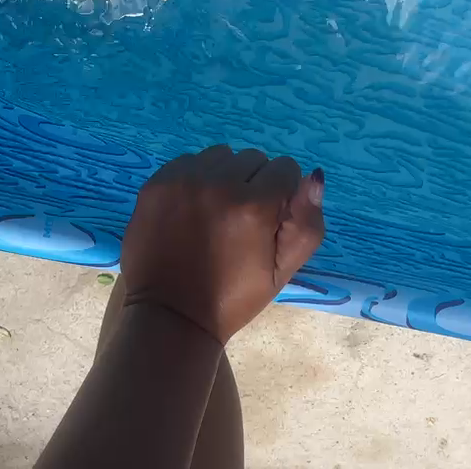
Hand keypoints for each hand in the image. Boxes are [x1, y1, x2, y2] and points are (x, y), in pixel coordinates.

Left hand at [119, 146, 325, 343]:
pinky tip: (192, 208)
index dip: (283, 194)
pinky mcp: (157, 181)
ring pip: (221, 155)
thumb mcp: (282, 271)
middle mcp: (217, 183)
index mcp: (253, 206)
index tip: (270, 219)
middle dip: (255, 183)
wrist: (171, 314)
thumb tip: (314, 176)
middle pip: (253, 158)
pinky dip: (197, 177)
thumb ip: (306, 224)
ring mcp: (182, 180)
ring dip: (226, 175)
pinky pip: (189, 161)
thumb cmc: (234, 296)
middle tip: (242, 219)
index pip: (286, 169)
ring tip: (217, 211)